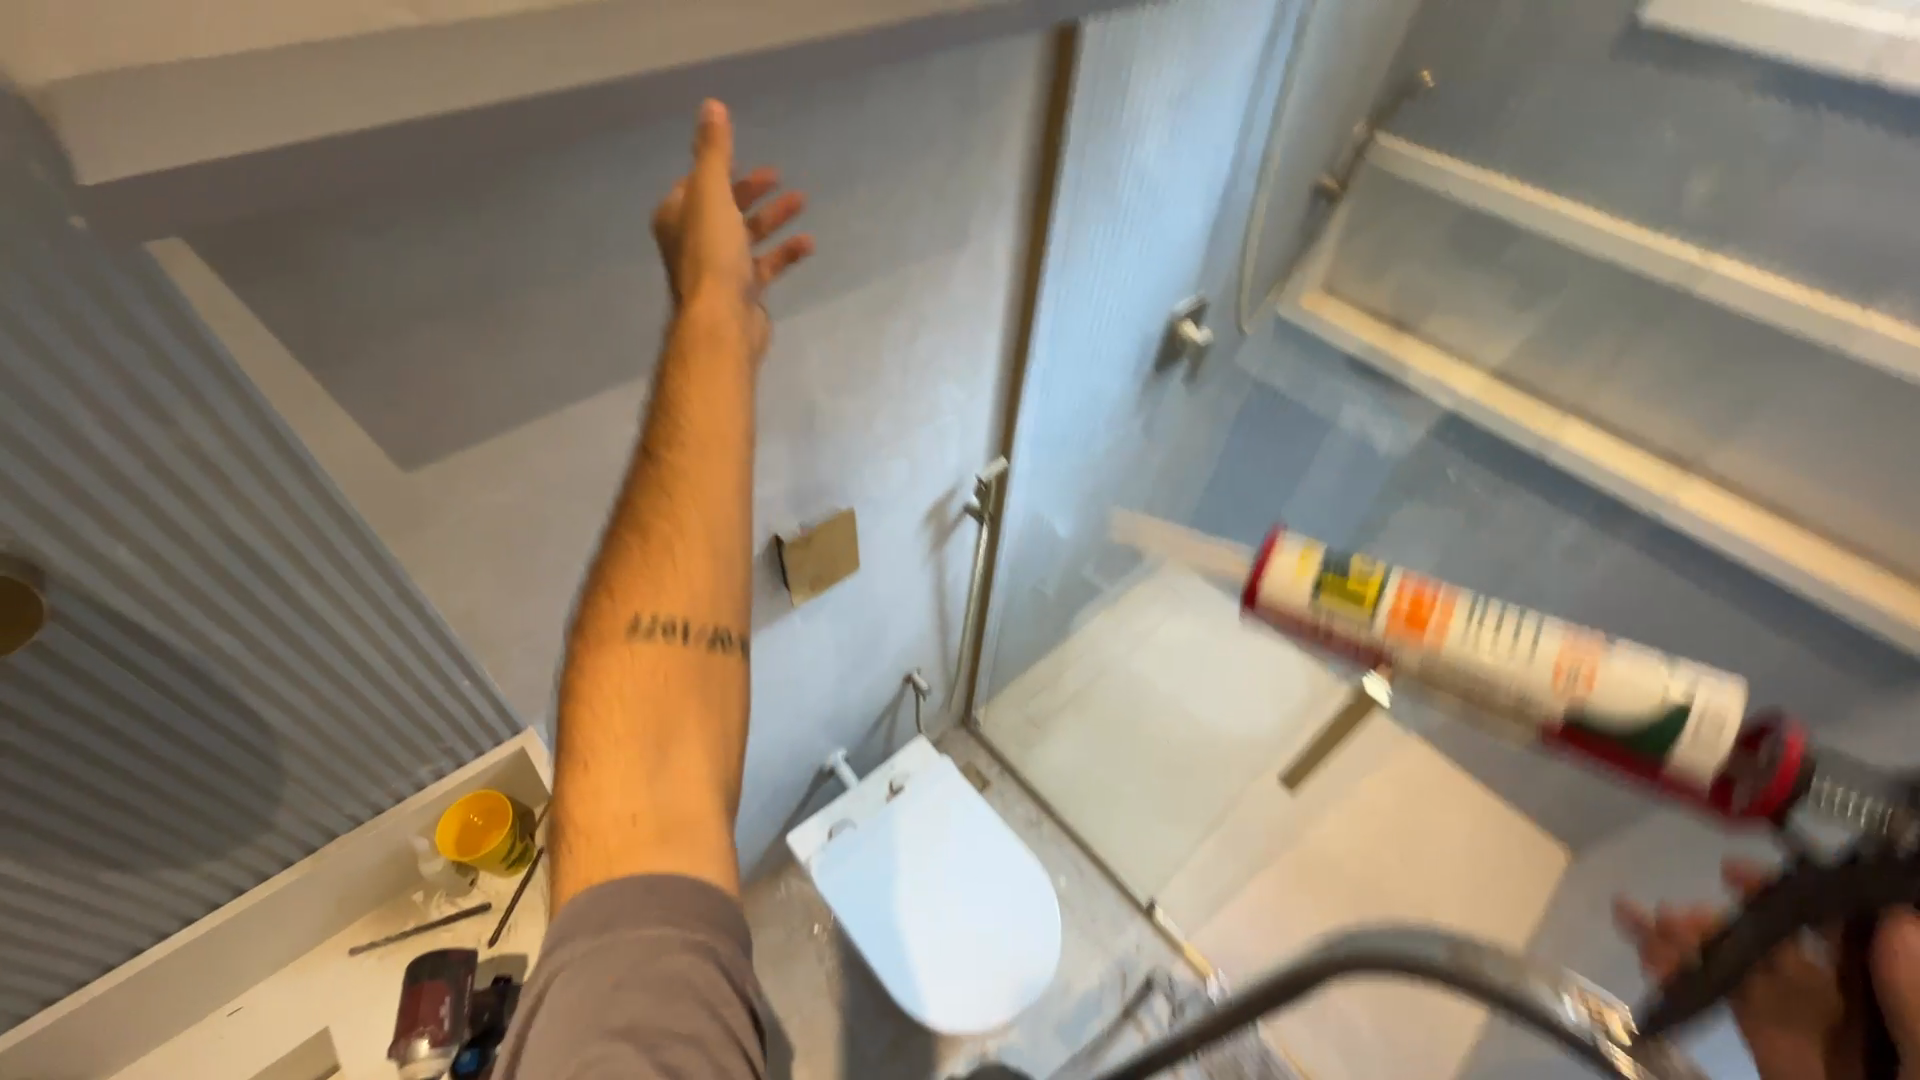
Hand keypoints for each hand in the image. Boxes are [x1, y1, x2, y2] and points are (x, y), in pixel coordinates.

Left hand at [651, 99, 814, 360]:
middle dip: (752, 191)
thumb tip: (713, 105)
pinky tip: (807, 243)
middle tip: (778, 176)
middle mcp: (693, 242)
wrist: (722, 321)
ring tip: (802, 201)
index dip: (719, 168)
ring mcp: (720, 269)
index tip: (743, 157)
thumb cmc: (712, 255)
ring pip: (748, 236)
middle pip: (725, 208)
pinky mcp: (744, 292)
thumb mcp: (712, 193)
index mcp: (677, 217)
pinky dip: (785, 252)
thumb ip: (714, 151)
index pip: (695, 184)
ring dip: (774, 218)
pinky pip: (766, 265)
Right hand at [1615, 858, 1919, 1079]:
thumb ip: (1912, 997)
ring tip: (1645, 928)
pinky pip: (1715, 998)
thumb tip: (1895, 918)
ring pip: (1731, 961)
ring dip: (1684, 939)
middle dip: (1716, 918)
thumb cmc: (1908, 1079)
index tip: (1732, 871)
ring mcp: (1793, 1013)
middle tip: (1676, 914)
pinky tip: (1645, 955)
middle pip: (1766, 937)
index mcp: (1875, 985)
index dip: (1780, 891)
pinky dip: (1675, 973)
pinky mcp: (1762, 1038)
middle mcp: (1833, 990)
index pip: (1828, 923)